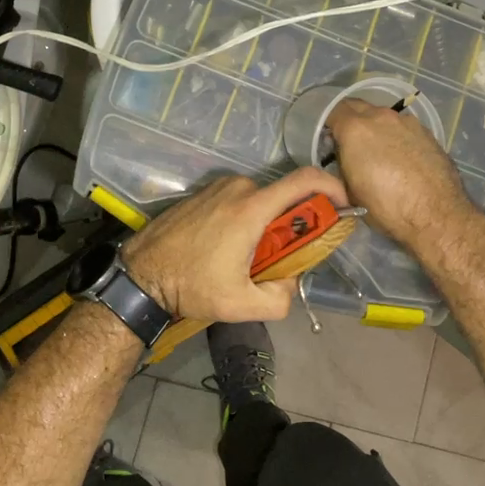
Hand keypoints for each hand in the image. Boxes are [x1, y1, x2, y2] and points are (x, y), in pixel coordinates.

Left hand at [122, 168, 348, 323]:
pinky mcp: (203, 191)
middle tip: (285, 256)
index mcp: (252, 207)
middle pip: (283, 197)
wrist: (140, 275)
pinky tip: (227, 248)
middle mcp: (238, 187)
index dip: (332, 187)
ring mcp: (218, 186)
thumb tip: (293, 280)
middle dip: (292, 224)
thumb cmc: (190, 286)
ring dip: (265, 224)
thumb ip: (280, 297)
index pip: (305, 180)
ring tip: (249, 259)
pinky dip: (245, 219)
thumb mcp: (241, 305)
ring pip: (260, 200)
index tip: (344, 205)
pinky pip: (238, 200)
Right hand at [324, 98, 475, 246]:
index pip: (334, 111)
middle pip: (358, 107)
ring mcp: (406, 122)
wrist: (436, 214)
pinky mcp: (426, 131)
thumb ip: (343, 165)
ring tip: (378, 151)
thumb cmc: (386, 207)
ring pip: (382, 116)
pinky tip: (401, 157)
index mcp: (355, 129)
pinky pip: (403, 127)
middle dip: (350, 119)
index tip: (328, 138)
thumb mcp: (350, 191)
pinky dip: (396, 136)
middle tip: (349, 141)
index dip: (328, 124)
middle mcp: (380, 117)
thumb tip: (344, 157)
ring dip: (375, 127)